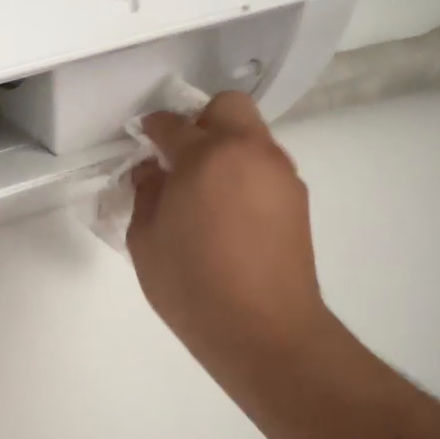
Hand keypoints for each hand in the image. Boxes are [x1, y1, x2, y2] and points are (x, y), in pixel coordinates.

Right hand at [127, 92, 333, 364]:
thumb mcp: (145, 238)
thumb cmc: (192, 284)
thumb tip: (153, 172)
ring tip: (203, 191)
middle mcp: (250, 153)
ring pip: (252, 136)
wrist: (264, 331)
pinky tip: (227, 213)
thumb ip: (146, 193)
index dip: (152, 130)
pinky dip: (244, 175)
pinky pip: (265, 168)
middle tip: (179, 158)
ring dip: (226, 148)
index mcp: (207, 155)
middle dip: (200, 121)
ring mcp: (280, 175)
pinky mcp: (297, 201)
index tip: (142, 143)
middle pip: (228, 107)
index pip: (172, 124)